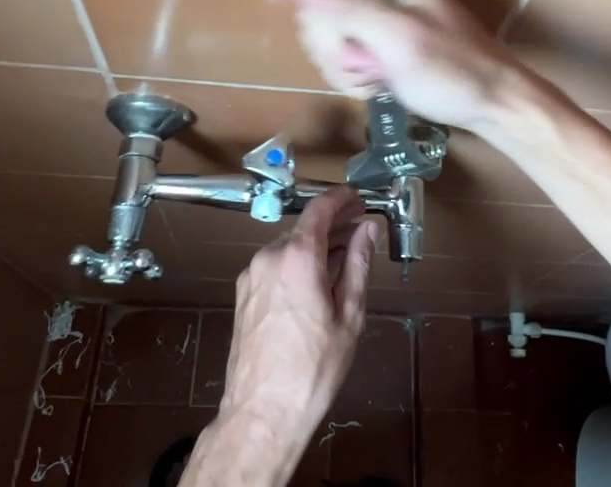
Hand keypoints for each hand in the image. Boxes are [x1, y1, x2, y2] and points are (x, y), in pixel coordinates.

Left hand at [212, 187, 378, 471]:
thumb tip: (368, 230)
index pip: (320, 209)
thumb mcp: (349, 315)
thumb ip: (358, 265)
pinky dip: (297, 265)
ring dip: (315, 248)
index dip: (342, 199)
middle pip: (305, 229)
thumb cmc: (314, 368)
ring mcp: (251, 276)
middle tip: (360, 232)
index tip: (359, 198)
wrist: (262, 412)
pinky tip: (315, 284)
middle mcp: (269, 257)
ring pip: (289, 248)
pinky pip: (275, 267)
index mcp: (297, 256)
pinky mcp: (243, 295)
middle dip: (333, 227)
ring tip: (343, 261)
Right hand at [278, 0, 529, 132]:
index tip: (364, 57)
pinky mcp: (378, 27)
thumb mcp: (393, 38)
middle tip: (377, 71)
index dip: (331, 38)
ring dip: (349, 69)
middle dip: (341, 56)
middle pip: (318, 17)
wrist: (492, 101)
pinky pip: (343, 49)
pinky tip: (383, 82)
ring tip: (384, 78)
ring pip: (327, 37)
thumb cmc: (451, 71)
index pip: (313, 0)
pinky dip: (358, 74)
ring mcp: (375, 1)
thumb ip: (343, 3)